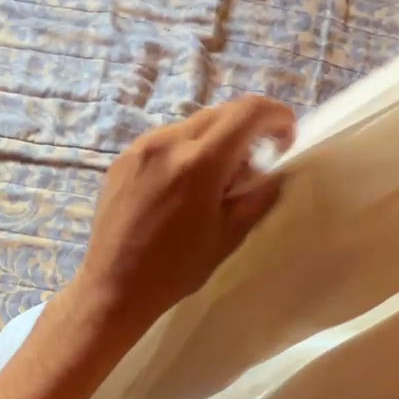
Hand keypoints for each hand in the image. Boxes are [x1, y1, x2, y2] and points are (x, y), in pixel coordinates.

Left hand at [64, 96, 295, 341]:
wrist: (114, 286)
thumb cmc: (175, 270)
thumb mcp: (228, 237)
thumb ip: (257, 197)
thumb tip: (274, 174)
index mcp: (198, 162)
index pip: (248, 111)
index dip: (277, 117)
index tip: (284, 141)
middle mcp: (168, 142)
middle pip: (221, 113)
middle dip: (247, 130)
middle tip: (252, 168)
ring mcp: (140, 147)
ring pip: (191, 125)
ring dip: (214, 142)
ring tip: (214, 183)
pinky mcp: (122, 159)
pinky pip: (165, 140)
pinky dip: (185, 152)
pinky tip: (183, 187)